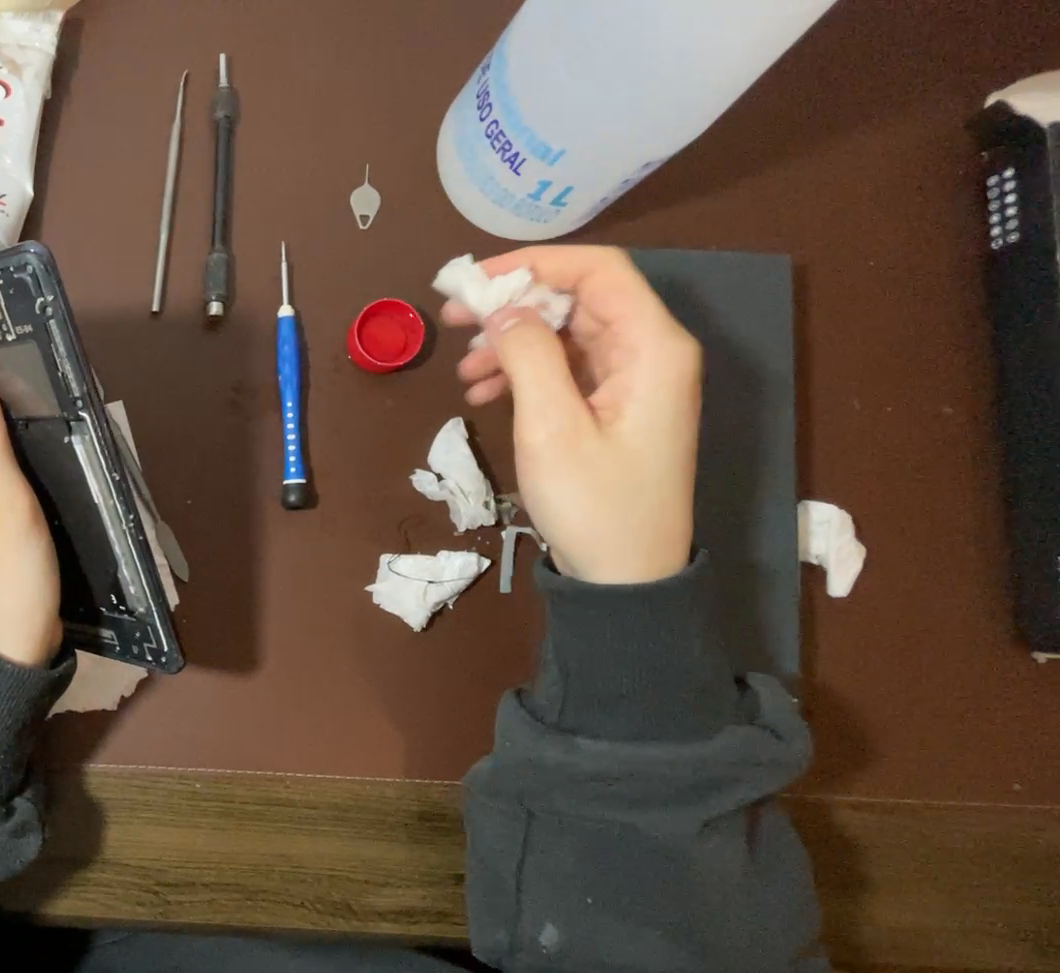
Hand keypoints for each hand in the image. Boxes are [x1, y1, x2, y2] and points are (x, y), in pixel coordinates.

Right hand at [444, 246, 700, 585]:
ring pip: (565, 335)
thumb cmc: (594, 503)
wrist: (624, 576)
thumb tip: (504, 312)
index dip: (533, 264)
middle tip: (453, 319)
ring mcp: (631, 382)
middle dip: (512, 304)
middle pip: (577, 300)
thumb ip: (529, 357)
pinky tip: (484, 393)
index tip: (473, 281)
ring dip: (510, 342)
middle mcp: (648, 353)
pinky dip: (522, 372)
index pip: (597, 271)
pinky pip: (564, 370)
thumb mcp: (552, 428)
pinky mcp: (612, 408)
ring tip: (463, 371)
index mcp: (651, 347)